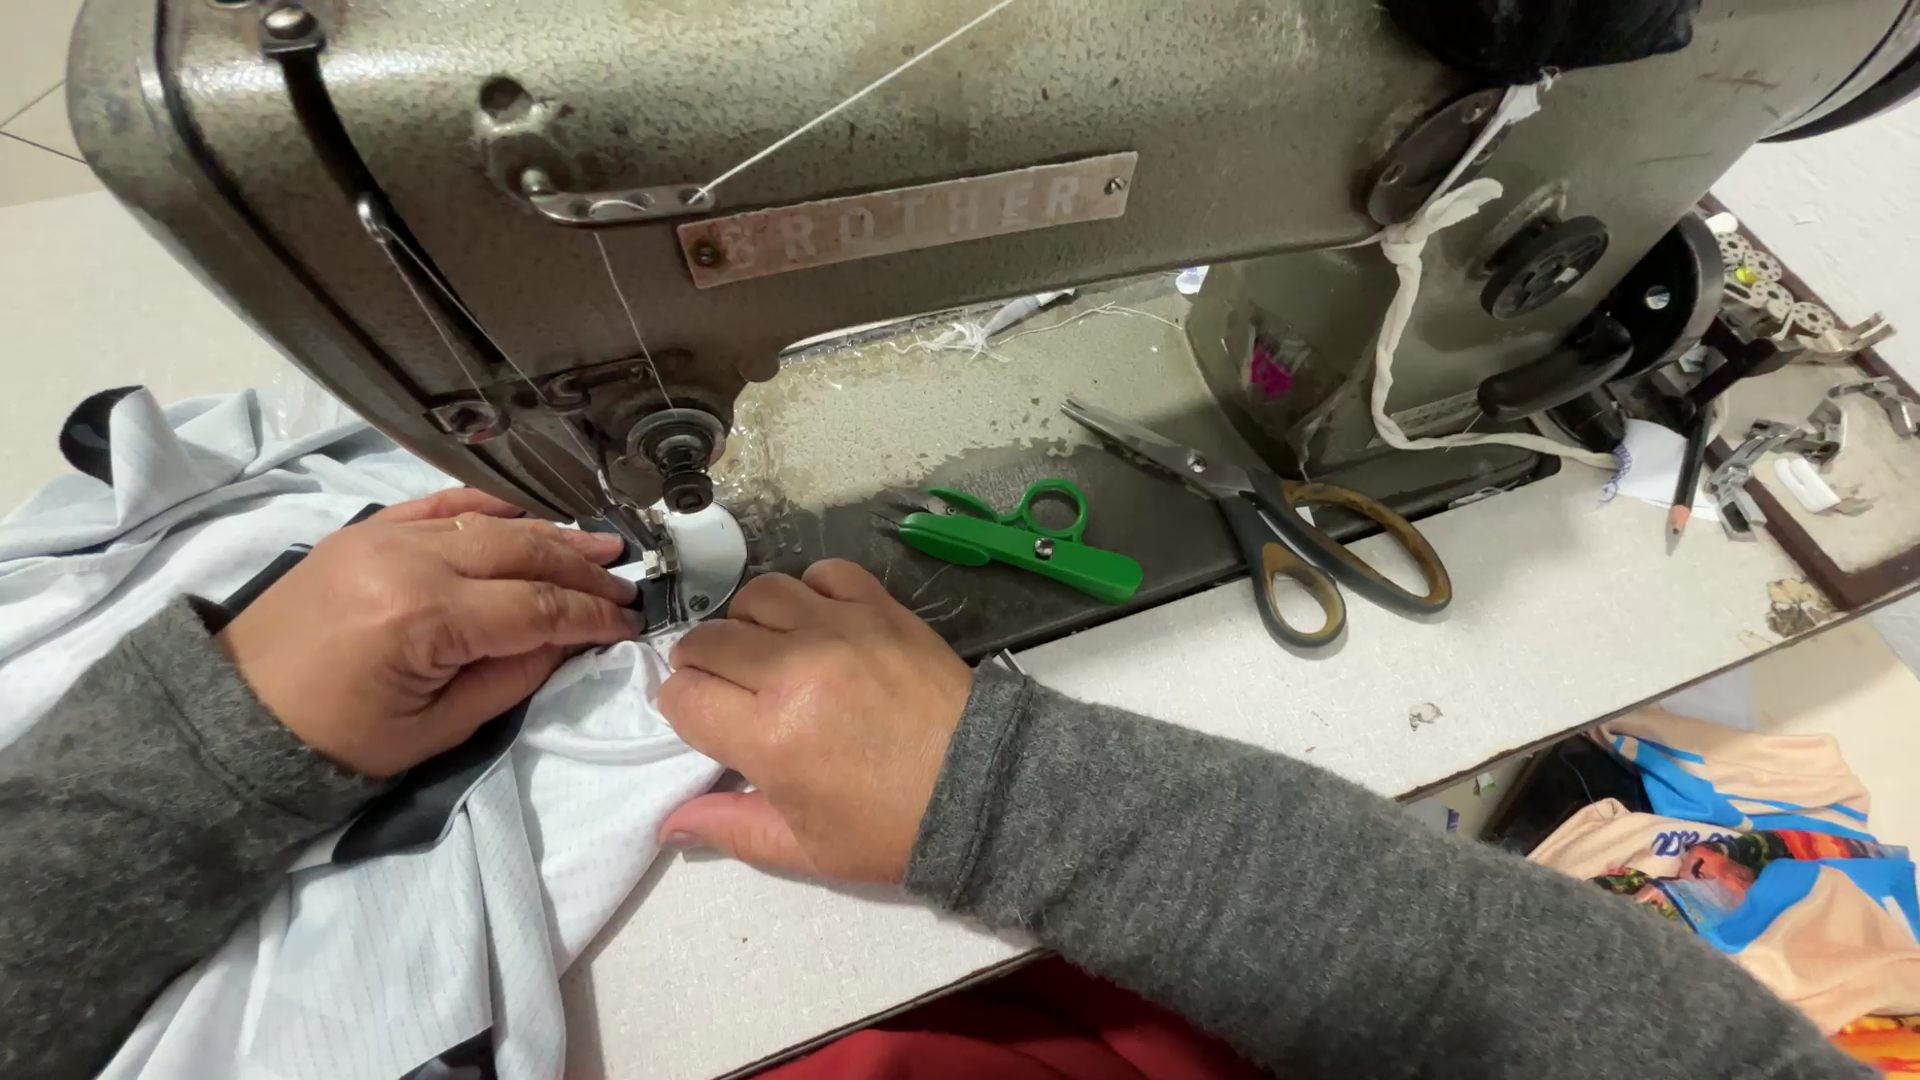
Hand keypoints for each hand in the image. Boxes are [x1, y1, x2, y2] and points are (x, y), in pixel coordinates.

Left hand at [216, 489, 641, 778]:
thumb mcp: (443, 726)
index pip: (538, 606)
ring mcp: (382, 535)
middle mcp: (407, 560)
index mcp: (423, 617)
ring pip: (493, 524)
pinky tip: (533, 516)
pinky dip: (494, 508)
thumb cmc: (339, 742)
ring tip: (602, 546)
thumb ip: (518, 673)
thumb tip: (572, 637)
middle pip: (525, 554)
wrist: (229, 723)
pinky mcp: (365, 529)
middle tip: (625, 585)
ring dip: (554, 537)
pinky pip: (443, 503)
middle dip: (584, 572)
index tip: (630, 623)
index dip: (593, 615)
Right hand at [657, 560, 972, 883]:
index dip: (681, 706)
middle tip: (726, 683)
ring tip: (769, 648)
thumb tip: (667, 823)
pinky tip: (819, 619)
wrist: (981, 785)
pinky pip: (828, 572)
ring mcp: (842, 630)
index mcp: (770, 736)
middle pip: (710, 638)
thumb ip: (730, 828)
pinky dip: (812, 589)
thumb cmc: (892, 826)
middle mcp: (797, 669)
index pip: (683, 696)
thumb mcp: (807, 849)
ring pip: (761, 593)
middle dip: (701, 661)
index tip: (702, 715)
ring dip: (750, 620)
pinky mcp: (882, 608)